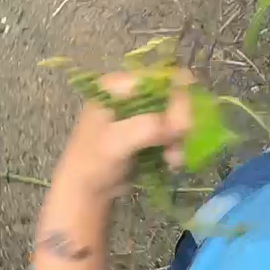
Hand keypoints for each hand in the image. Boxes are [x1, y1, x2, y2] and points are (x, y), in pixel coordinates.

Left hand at [53, 72, 192, 198]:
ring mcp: (141, 112)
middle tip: (180, 143)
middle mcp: (131, 93)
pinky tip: (172, 161)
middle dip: (179, 121)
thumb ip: (148, 128)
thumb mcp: (116, 142)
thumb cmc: (92, 162)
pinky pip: (173, 131)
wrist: (86, 191)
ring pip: (176, 115)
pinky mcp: (148, 130)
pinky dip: (176, 145)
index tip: (183, 123)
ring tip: (174, 159)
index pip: (158, 78)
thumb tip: (183, 123)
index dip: (176, 97)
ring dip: (180, 137)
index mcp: (117, 86)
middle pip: (171, 95)